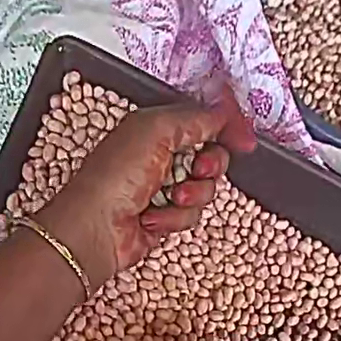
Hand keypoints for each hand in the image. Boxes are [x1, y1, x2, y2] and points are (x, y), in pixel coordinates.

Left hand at [36, 84, 256, 283]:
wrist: (97, 228)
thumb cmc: (116, 176)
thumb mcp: (156, 131)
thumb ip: (195, 119)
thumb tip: (222, 111)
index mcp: (157, 129)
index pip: (203, 122)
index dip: (226, 129)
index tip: (244, 139)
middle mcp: (162, 157)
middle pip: (211, 158)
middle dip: (210, 166)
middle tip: (197, 170)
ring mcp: (164, 190)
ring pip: (205, 191)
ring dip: (191, 196)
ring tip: (167, 198)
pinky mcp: (165, 219)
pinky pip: (190, 216)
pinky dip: (174, 218)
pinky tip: (151, 219)